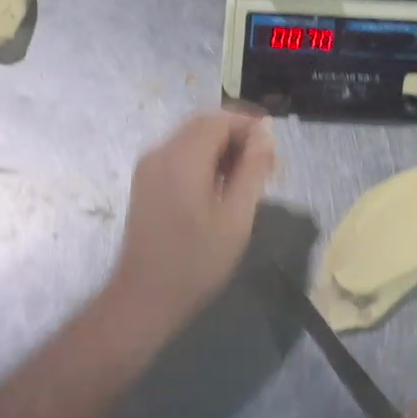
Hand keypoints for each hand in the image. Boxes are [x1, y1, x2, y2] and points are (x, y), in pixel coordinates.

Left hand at [108, 110, 275, 331]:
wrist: (144, 298)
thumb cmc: (197, 261)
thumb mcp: (236, 216)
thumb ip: (253, 169)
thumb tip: (265, 134)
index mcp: (183, 157)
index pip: (221, 119)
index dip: (250, 126)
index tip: (272, 149)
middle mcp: (161, 151)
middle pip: (204, 123)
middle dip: (236, 134)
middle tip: (263, 163)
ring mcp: (149, 165)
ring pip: (191, 136)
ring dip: (221, 146)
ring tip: (245, 177)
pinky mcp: (145, 180)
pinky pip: (178, 152)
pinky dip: (202, 157)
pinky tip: (218, 185)